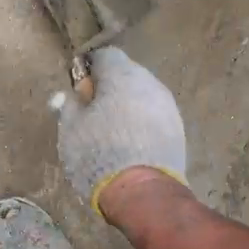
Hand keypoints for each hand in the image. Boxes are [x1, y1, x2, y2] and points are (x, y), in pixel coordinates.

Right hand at [52, 47, 188, 218]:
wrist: (141, 192)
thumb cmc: (99, 155)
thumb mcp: (71, 129)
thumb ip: (71, 105)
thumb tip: (76, 95)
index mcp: (122, 74)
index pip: (104, 56)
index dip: (89, 72)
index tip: (80, 94)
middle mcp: (150, 82)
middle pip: (126, 76)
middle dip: (110, 92)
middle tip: (94, 119)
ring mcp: (168, 106)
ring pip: (142, 99)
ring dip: (127, 111)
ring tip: (113, 138)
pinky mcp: (177, 130)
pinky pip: (153, 120)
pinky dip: (141, 128)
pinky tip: (131, 150)